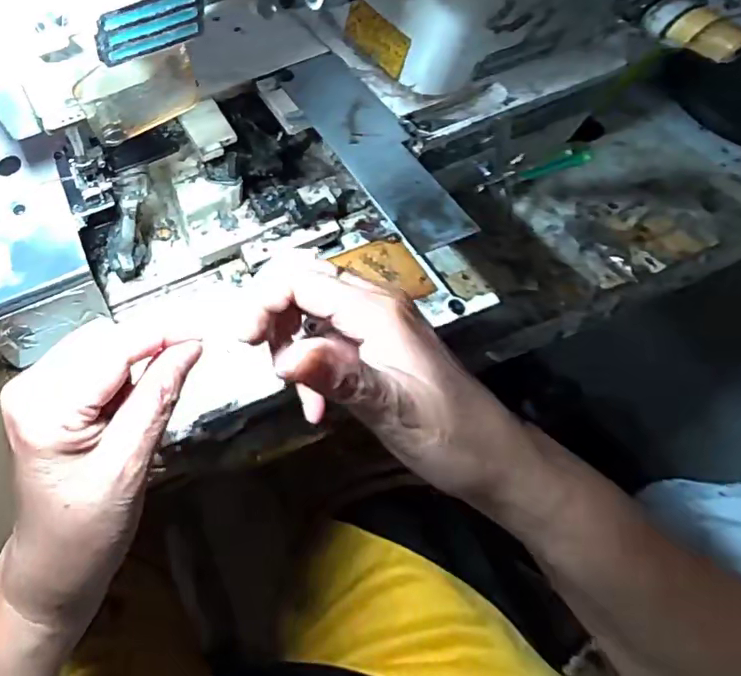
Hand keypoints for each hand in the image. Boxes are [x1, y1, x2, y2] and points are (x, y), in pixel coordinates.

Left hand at [0, 318, 202, 635]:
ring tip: (134, 414)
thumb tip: (188, 348)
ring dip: (129, 365)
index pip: (110, 351)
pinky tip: (119, 409)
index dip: (158, 336)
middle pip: (102, 340)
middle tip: (173, 382)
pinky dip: (115, 375)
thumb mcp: (129, 468)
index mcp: (43, 409)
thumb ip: (157, 399)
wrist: (51, 568)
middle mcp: (28, 387)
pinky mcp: (39, 391)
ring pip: (97, 345)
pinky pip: (88, 360)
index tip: (198, 334)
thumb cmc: (87, 532)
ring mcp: (30, 387)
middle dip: (143, 354)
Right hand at [231, 255, 540, 504]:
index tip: (245, 341)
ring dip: (288, 341)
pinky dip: (308, 360)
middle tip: (258, 354)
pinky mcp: (372, 341)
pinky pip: (324, 333)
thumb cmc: (451, 436)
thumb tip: (283, 358)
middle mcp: (372, 303)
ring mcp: (373, 320)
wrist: (496, 460)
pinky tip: (315, 402)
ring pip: (308, 306)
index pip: (301, 279)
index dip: (264, 301)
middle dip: (271, 314)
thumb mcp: (394, 410)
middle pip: (301, 281)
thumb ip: (339, 377)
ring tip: (295, 390)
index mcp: (376, 310)